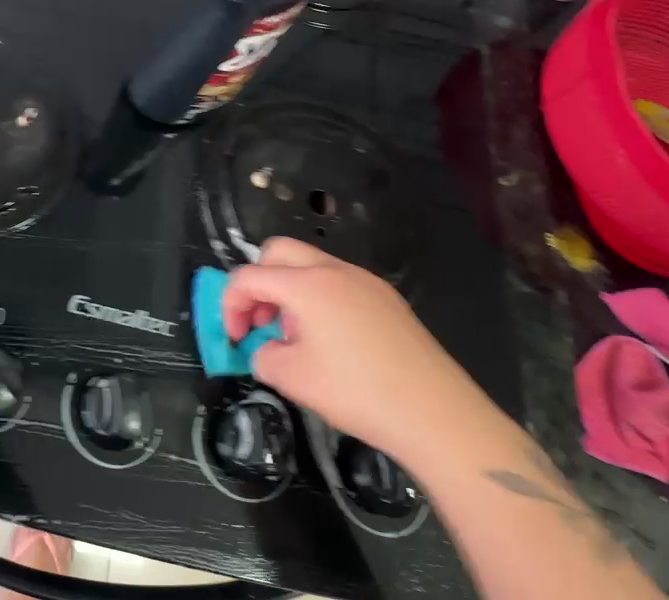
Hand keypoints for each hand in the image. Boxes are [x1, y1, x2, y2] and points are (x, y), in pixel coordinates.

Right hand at [221, 237, 495, 466]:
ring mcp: (367, 282)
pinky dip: (318, 299)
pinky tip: (330, 342)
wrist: (438, 416)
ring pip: (311, 266)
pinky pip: (339, 283)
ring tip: (295, 337)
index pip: (249, 276)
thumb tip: (267, 348)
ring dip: (289, 291)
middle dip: (258, 283)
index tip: (234, 338)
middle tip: (259, 322)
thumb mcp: (292, 379)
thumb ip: (263, 354)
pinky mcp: (388, 300)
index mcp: (308, 285)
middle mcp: (337, 271)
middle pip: (279, 253)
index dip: (230, 304)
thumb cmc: (358, 393)